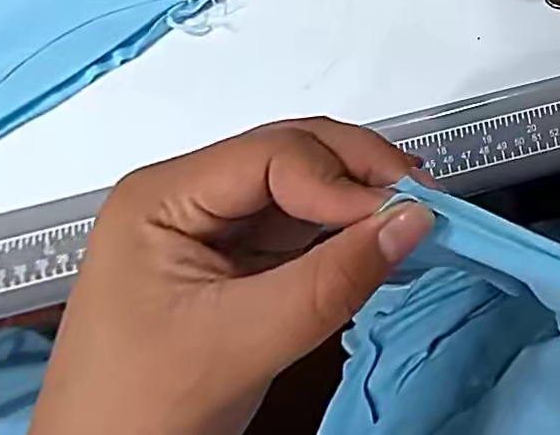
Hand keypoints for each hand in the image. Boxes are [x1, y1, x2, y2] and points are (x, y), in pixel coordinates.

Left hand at [29, 119, 435, 434]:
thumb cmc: (138, 416)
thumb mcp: (236, 347)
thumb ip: (330, 281)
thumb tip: (415, 219)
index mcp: (164, 195)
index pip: (273, 156)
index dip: (340, 177)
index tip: (397, 212)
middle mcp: (196, 189)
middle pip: (298, 151)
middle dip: (362, 172)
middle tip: (420, 199)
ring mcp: (223, 215)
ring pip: (314, 176)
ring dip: (365, 193)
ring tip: (412, 212)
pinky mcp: (248, 245)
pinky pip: (314, 214)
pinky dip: (354, 222)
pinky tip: (383, 233)